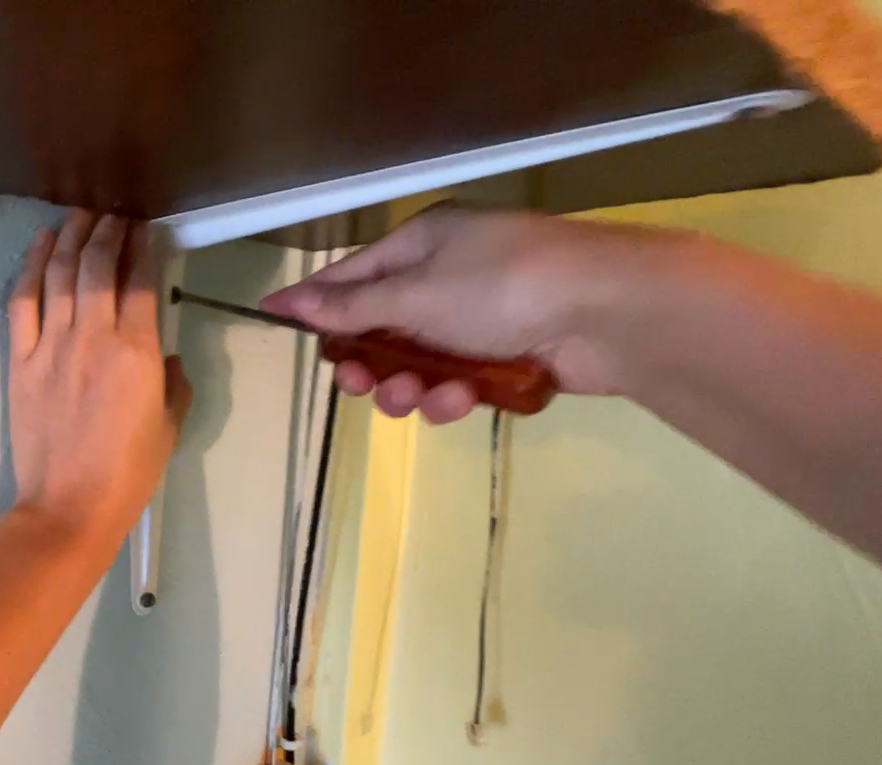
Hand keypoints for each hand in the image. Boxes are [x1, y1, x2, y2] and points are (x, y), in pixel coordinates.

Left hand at [6, 210, 191, 544]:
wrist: (68, 506)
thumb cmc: (127, 474)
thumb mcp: (169, 428)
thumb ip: (174, 384)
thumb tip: (165, 355)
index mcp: (137, 352)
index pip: (140, 280)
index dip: (142, 246)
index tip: (145, 230)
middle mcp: (94, 336)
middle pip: (98, 265)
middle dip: (108, 231)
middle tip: (114, 215)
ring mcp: (51, 345)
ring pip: (59, 272)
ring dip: (70, 236)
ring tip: (79, 216)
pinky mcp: (21, 360)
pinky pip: (23, 301)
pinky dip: (30, 266)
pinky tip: (40, 244)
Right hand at [262, 206, 681, 422]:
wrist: (608, 313)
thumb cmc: (501, 287)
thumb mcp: (415, 294)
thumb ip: (350, 306)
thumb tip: (288, 301)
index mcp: (422, 246)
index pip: (350, 276)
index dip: (313, 302)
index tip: (273, 318)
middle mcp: (445, 277)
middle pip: (380, 328)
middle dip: (369, 363)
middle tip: (361, 386)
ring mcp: (476, 318)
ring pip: (416, 364)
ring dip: (410, 387)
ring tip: (420, 399)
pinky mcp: (502, 356)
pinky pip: (454, 381)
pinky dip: (452, 395)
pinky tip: (462, 402)